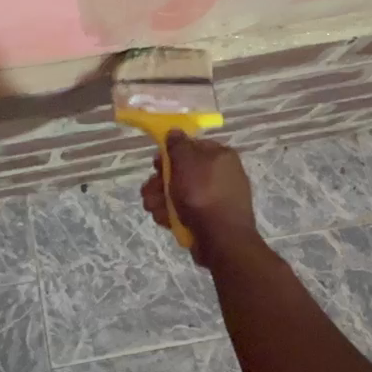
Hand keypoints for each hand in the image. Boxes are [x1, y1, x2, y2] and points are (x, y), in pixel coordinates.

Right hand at [140, 132, 264, 266]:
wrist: (222, 240)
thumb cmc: (203, 194)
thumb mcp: (186, 161)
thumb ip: (177, 144)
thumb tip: (175, 131)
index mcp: (220, 156)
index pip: (191, 147)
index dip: (171, 153)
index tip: (157, 163)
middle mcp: (220, 175)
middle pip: (182, 172)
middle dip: (160, 181)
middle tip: (150, 190)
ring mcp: (216, 199)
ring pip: (180, 193)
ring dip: (161, 199)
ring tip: (153, 208)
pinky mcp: (209, 220)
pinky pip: (186, 212)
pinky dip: (173, 215)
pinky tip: (165, 221)